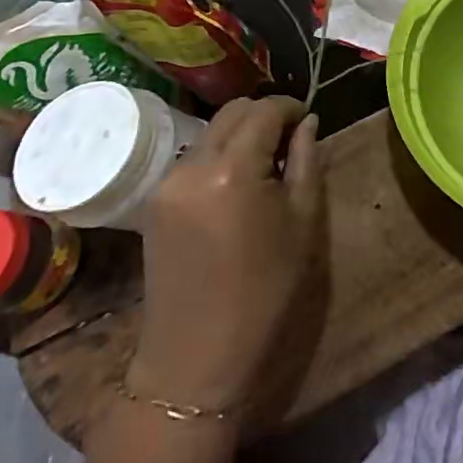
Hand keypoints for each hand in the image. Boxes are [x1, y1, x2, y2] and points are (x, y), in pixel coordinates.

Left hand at [128, 97, 322, 413]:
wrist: (196, 356)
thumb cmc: (264, 293)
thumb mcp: (302, 225)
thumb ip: (306, 162)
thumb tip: (307, 123)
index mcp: (233, 169)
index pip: (264, 110)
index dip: (290, 107)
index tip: (308, 119)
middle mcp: (193, 163)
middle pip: (232, 112)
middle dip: (264, 116)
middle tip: (290, 141)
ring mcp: (167, 181)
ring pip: (210, 132)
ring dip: (240, 135)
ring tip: (265, 167)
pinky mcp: (154, 200)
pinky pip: (193, 159)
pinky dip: (219, 157)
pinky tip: (236, 188)